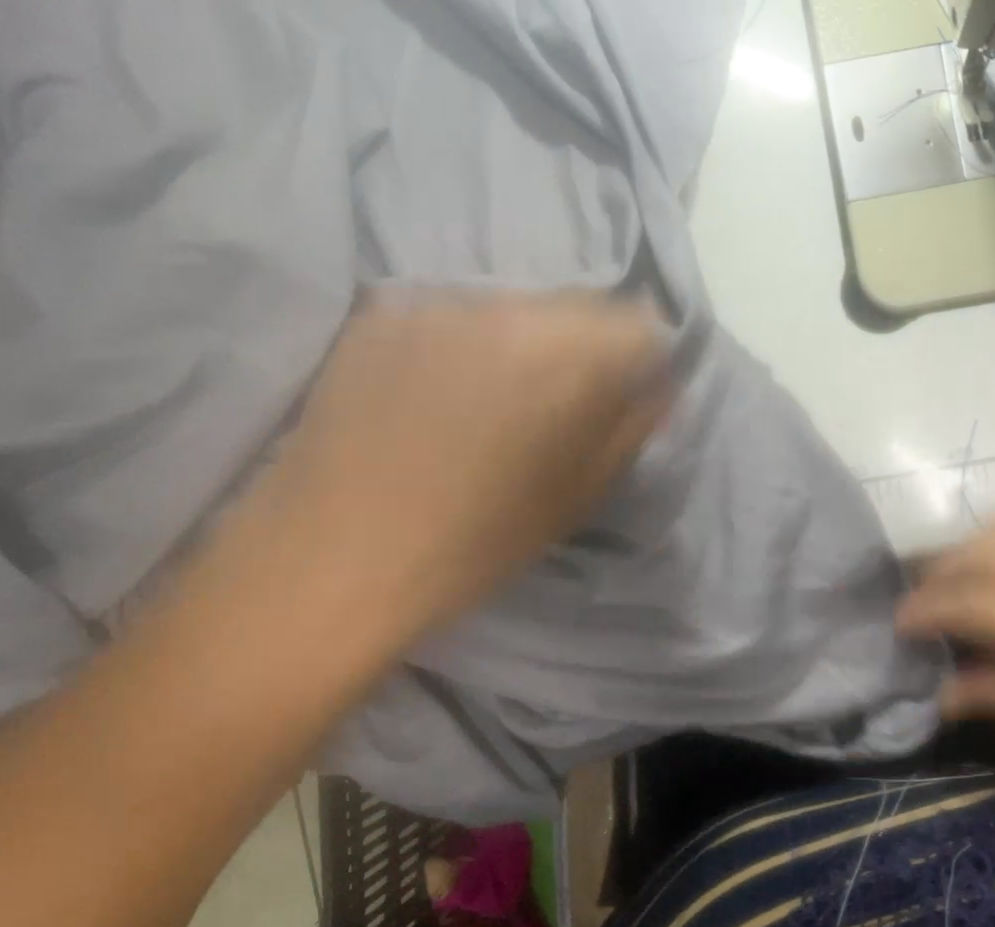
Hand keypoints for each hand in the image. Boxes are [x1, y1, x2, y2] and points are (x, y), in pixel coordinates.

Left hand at [232, 289, 669, 640]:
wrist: (332, 556)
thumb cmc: (476, 542)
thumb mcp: (577, 494)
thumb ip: (632, 426)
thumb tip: (662, 385)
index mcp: (565, 355)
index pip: (638, 321)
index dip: (645, 357)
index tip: (631, 395)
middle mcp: (505, 307)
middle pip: (578, 304)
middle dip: (589, 345)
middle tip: (569, 402)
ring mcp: (436, 302)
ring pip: (517, 305)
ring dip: (529, 341)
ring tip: (502, 401)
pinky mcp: (383, 312)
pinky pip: (457, 313)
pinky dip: (472, 342)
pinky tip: (447, 393)